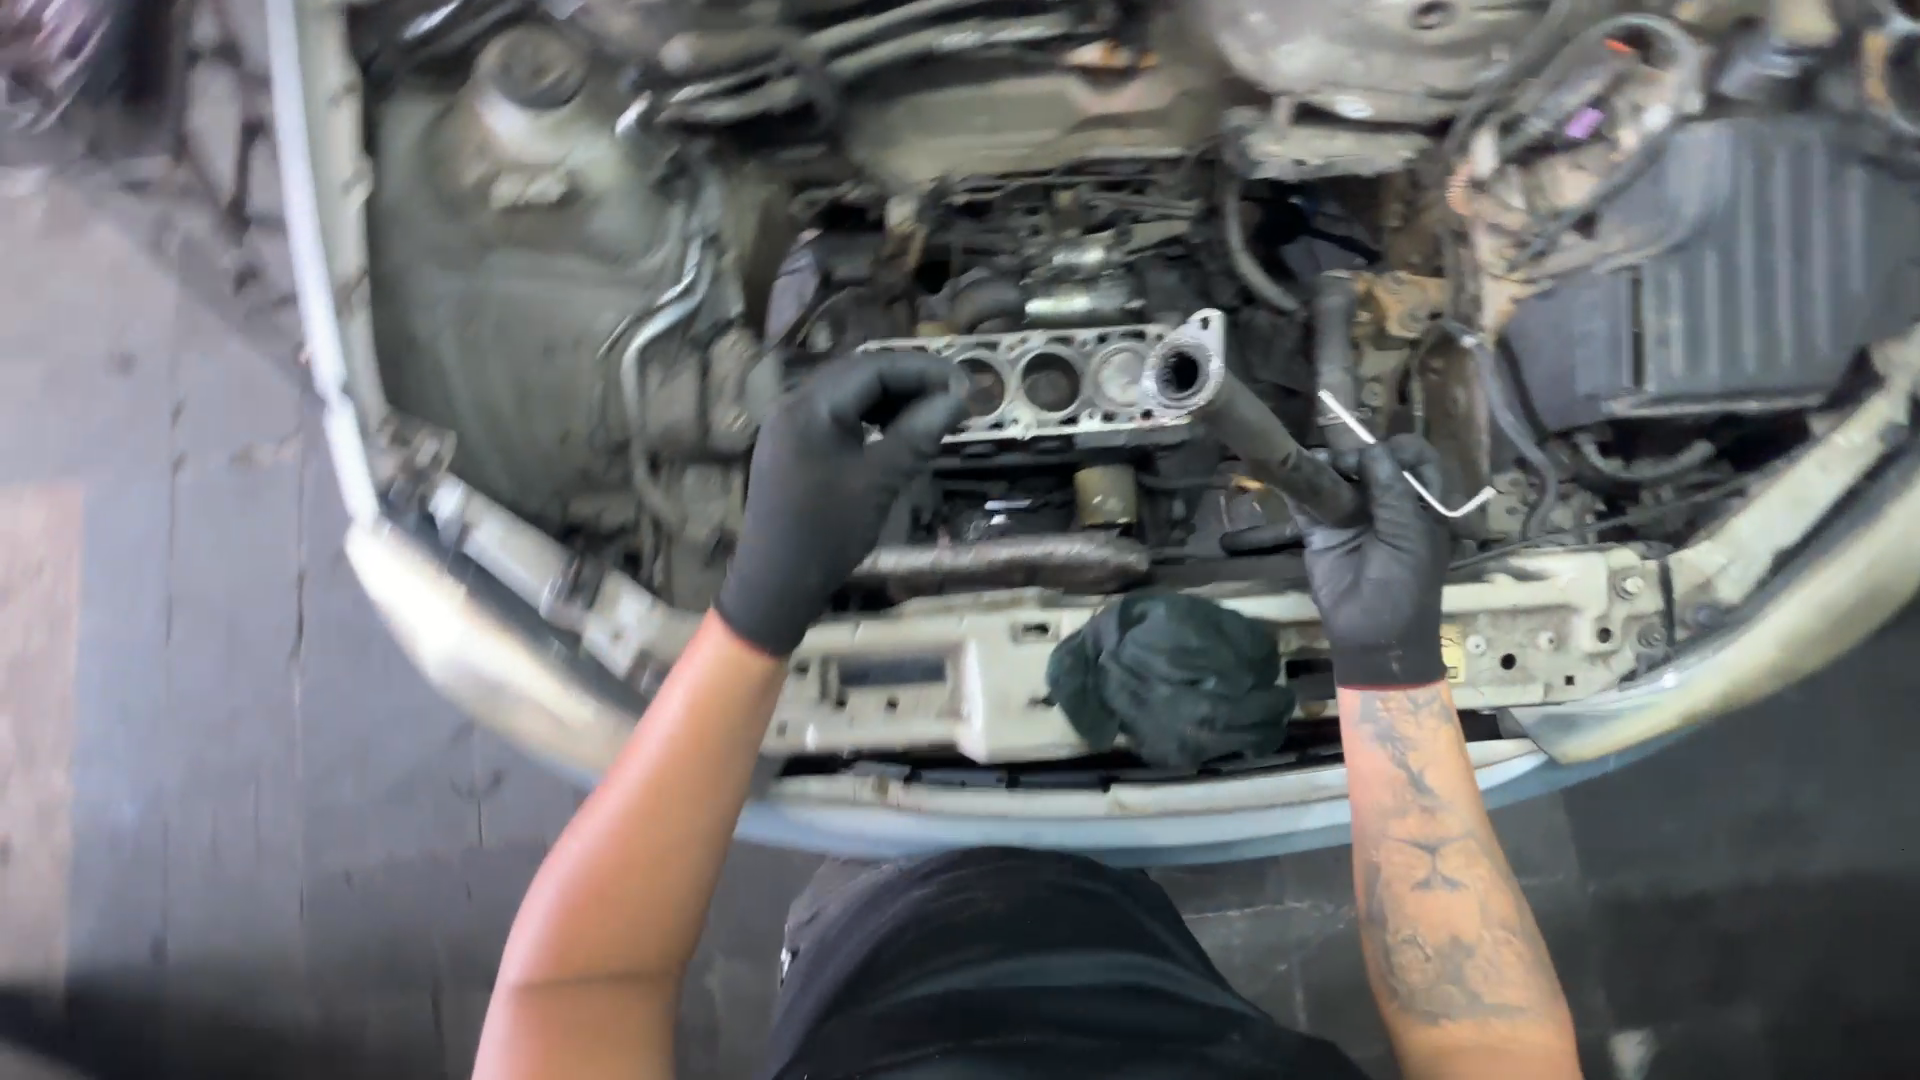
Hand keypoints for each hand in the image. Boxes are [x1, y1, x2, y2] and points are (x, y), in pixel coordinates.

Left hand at [715, 352, 967, 654]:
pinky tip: (897, 432)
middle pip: (860, 373)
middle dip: (910, 381)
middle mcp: (795, 404)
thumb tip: (959, 399)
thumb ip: (918, 434)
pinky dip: (871, 417)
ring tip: (932, 414)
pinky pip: (837, 415)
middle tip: (954, 397)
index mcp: (810, 407)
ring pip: (849, 393)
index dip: (924, 370)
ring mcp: (790, 424)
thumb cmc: (827, 533)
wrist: (775, 582)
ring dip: (892, 398)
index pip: (874, 367)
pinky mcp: (794, 445)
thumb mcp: (879, 482)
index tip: (965, 384)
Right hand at [1297, 434, 1450, 688]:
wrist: (1373, 634)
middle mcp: (1384, 503)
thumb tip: (1369, 450)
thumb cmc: (1405, 586)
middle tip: (1340, 465)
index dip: (1396, 450)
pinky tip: (1290, 474)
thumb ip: (1391, 491)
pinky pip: (1306, 503)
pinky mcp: (1318, 531)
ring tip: (1313, 464)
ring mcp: (1349, 516)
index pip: (1413, 459)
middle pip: (1369, 462)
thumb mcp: (1408, 535)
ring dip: (1323, 465)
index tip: (1375, 458)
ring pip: (1335, 477)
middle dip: (1353, 456)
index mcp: (1420, 504)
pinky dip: (1296, 486)